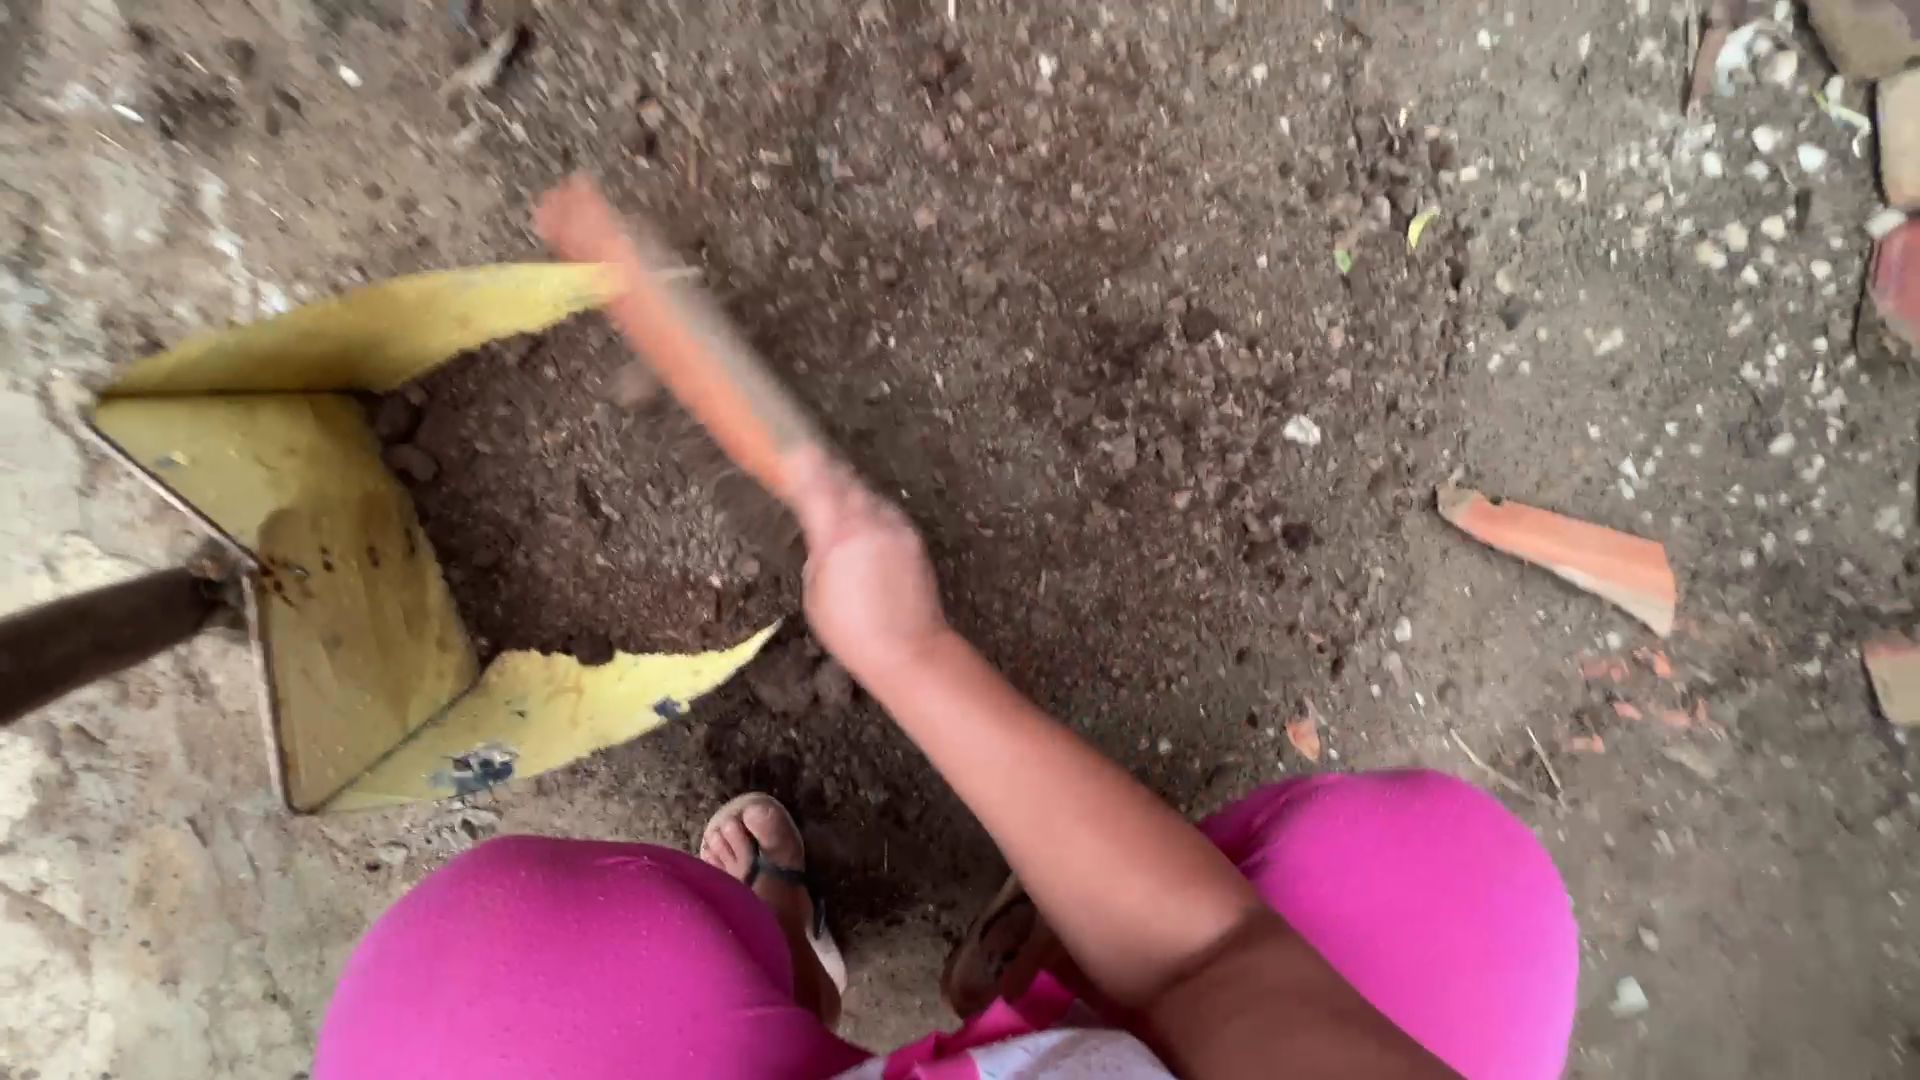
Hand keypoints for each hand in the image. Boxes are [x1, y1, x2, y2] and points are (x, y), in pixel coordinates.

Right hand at [782, 445, 950, 678]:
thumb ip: (818, 555)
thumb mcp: (816, 595)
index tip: (795, 449)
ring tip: (838, 488)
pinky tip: (865, 519)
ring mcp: (896, 530)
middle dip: (829, 472)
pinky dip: (873, 510)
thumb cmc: (852, 631)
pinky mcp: (913, 540)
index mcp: (838, 537)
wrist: (909, 648)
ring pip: (869, 497)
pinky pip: (888, 514)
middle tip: (814, 460)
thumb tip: (823, 537)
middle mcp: (869, 524)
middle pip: (846, 484)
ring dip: (852, 490)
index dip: (805, 466)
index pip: (817, 488)